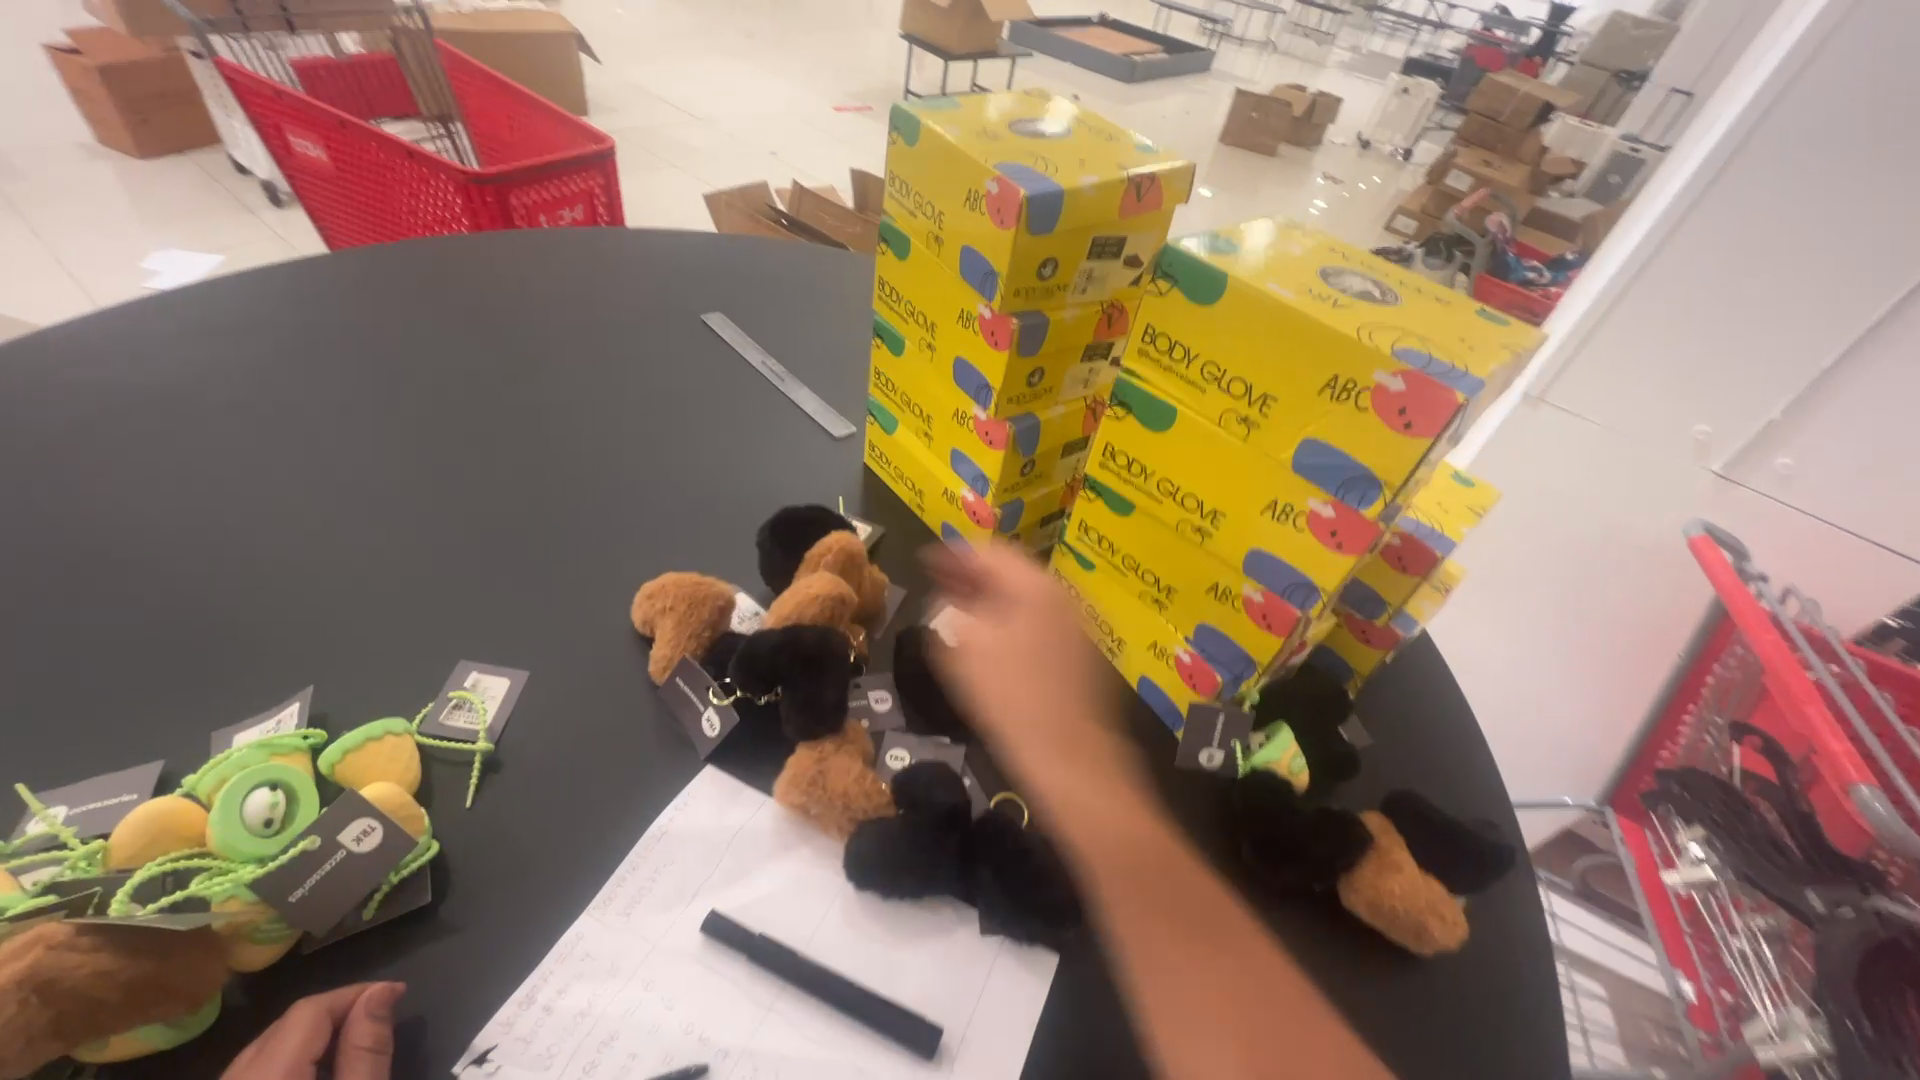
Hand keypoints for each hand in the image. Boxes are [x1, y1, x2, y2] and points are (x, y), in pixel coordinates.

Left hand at [221, 982, 403, 1079]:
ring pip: (264, 1048)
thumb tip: (381, 992)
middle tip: (379, 1015)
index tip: (397, 993)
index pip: (308, 1011)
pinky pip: (250, 1071)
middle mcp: (233, 1078)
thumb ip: (365, 1050)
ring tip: (353, 1041)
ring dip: (311, 1035)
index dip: (355, 993)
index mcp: (267, 1075)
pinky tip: (315, 1071)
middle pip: (284, 1026)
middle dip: (334, 1012)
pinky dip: (285, 1060)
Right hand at [921, 543, 1142, 796]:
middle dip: (971, 578)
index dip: (953, 554)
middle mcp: (1060, 597)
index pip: (990, 552)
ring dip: (988, 602)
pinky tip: (988, 645)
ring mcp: (1074, 627)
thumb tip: (943, 597)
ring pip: (1024, 601)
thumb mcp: (964, 649)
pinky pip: (1036, 626)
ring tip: (956, 614)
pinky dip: (1008, 625)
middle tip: (937, 584)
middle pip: (1010, 574)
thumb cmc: (1011, 699)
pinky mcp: (1079, 656)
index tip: (925, 561)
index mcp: (1035, 586)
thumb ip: (947, 612)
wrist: (1069, 758)